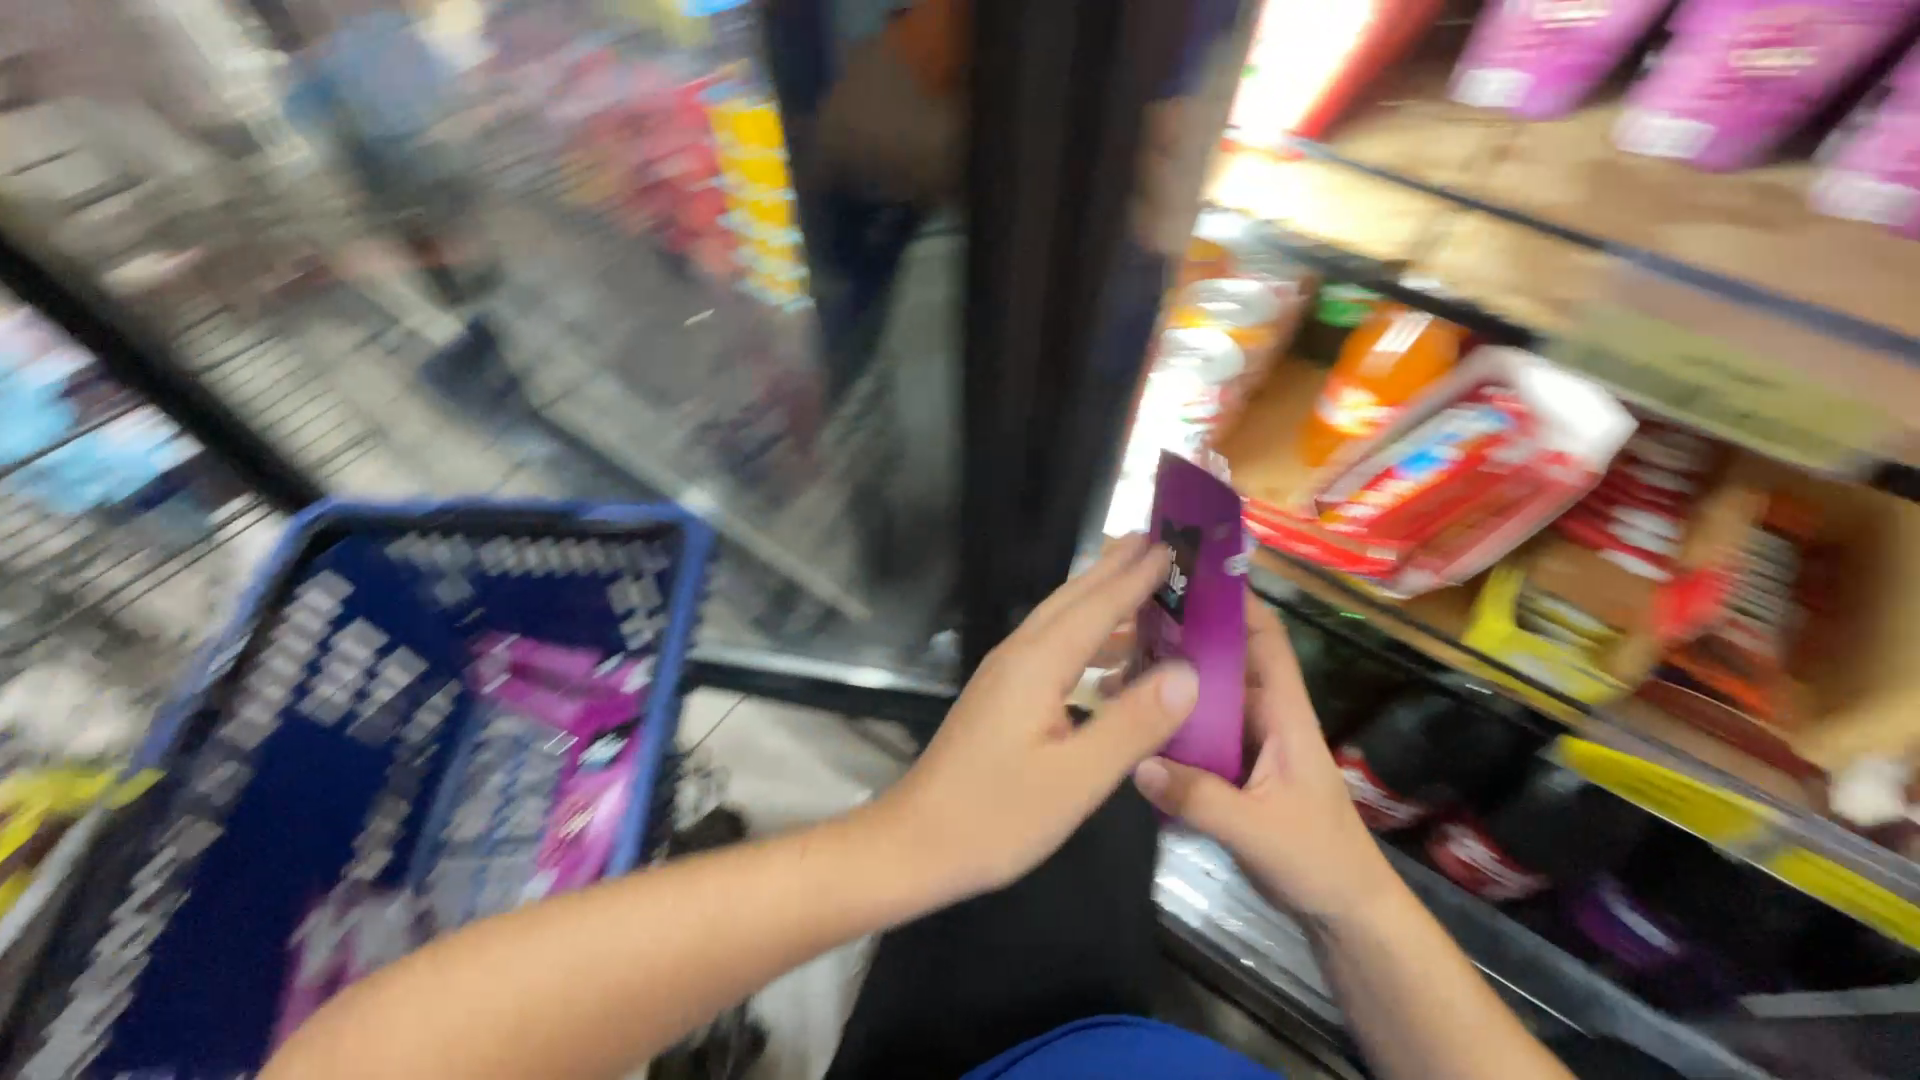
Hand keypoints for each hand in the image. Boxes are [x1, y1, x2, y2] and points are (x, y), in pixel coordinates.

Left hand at [870, 535, 1199, 897]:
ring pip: (1059, 622)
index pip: (1096, 607)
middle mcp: (1017, 656)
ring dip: (1100, 600)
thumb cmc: (996, 817)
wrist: (916, 842)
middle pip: (1072, 600)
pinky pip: (1052, 649)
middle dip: (1115, 569)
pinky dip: (1087, 639)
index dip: (1137, 576)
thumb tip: (1189, 672)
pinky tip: (1110, 658)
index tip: (1174, 544)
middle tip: (1159, 541)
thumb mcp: (1075, 780)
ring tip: (1144, 587)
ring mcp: (1004, 675)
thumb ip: (1132, 724)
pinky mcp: (1001, 697)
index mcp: (1036, 665)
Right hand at [1132, 599, 1400, 922]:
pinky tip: (1125, 721)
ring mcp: (1244, 742)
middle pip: (1222, 659)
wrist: (1342, 911)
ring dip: (1165, 678)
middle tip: (1124, 618)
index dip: (1234, 600)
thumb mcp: (1260, 831)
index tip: (1187, 571)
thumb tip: (1136, 761)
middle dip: (1179, 634)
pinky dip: (1162, 721)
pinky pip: (1191, 732)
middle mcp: (1262, 716)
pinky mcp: (1228, 769)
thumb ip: (1200, 799)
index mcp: (1284, 713)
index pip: (1264, 639)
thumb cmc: (1319, 860)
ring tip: (1110, 665)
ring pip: (1202, 695)